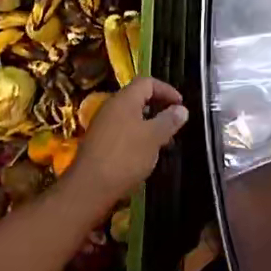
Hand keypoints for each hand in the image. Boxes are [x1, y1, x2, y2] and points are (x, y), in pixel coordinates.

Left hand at [67, 77, 187, 205]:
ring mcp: (102, 125)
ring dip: (149, 124)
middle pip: (138, 98)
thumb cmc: (125, 157)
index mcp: (124, 99)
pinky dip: (138, 136)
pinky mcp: (99, 143)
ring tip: (164, 142)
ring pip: (131, 116)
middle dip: (158, 107)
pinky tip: (146, 154)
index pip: (147, 82)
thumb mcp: (153, 138)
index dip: (166, 90)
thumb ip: (168, 121)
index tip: (181, 105)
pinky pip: (122, 131)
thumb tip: (181, 109)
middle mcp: (111, 107)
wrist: (89, 188)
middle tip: (174, 122)